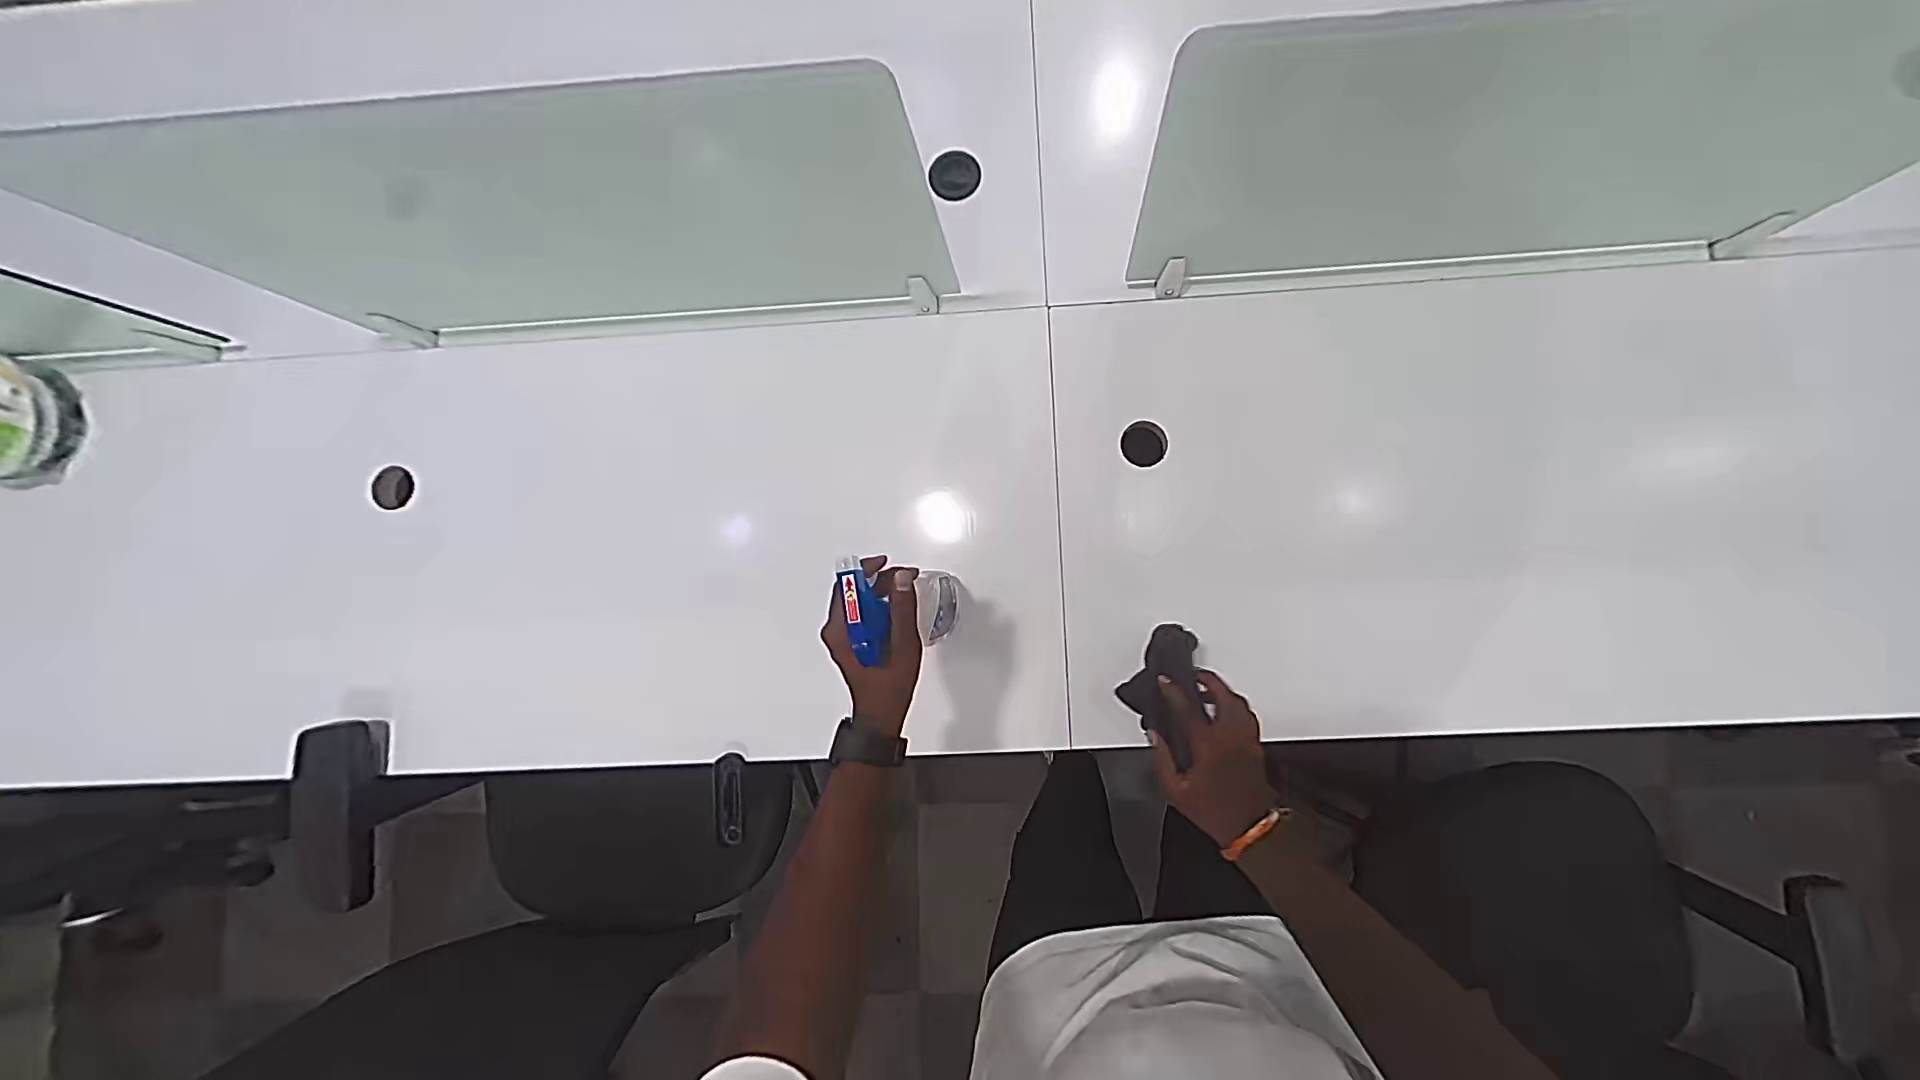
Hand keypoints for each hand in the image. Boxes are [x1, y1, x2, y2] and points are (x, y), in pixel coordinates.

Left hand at [820, 555, 921, 737]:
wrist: (881, 717)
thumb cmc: (887, 690)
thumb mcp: (902, 646)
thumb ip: (902, 609)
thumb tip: (901, 580)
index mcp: (841, 631)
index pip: (846, 586)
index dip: (866, 569)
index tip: (885, 565)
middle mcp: (838, 632)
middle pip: (854, 591)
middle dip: (880, 580)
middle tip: (904, 579)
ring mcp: (844, 637)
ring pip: (860, 602)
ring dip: (882, 593)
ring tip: (905, 595)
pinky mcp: (853, 642)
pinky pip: (864, 614)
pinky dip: (881, 607)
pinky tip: (898, 613)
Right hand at [1149, 670, 1281, 847]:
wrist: (1250, 828)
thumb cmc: (1215, 811)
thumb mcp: (1175, 790)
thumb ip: (1162, 759)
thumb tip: (1155, 737)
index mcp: (1207, 744)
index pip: (1187, 706)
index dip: (1173, 690)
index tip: (1164, 682)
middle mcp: (1230, 737)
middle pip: (1222, 694)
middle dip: (1207, 679)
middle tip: (1194, 676)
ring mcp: (1246, 739)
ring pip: (1238, 703)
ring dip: (1223, 691)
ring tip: (1209, 689)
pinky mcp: (1256, 746)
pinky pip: (1247, 716)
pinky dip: (1236, 706)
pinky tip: (1227, 710)